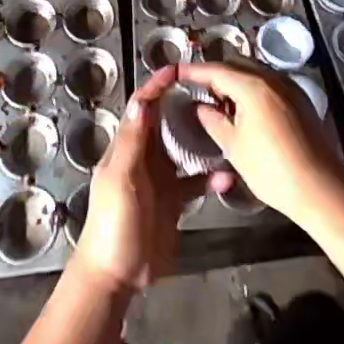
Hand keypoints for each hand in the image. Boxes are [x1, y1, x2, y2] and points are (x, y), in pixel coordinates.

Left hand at [70, 69, 216, 291]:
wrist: (118, 273)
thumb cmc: (115, 222)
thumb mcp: (121, 179)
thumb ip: (132, 143)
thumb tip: (142, 102)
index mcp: (126, 148)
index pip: (142, 108)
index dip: (156, 87)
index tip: (176, 69)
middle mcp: (144, 158)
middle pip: (165, 123)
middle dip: (184, 106)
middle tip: (212, 93)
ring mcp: (160, 180)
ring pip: (184, 150)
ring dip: (202, 140)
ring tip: (226, 128)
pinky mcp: (174, 202)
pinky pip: (196, 182)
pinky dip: (211, 178)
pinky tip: (228, 177)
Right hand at [177, 63, 343, 222]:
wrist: (321, 189)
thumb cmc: (271, 169)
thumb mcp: (233, 146)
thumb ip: (212, 121)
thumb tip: (200, 107)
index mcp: (253, 86)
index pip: (216, 70)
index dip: (193, 71)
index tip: (175, 73)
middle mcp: (273, 79)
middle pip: (236, 64)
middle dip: (215, 74)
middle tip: (198, 92)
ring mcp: (290, 88)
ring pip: (254, 72)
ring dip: (235, 81)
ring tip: (220, 103)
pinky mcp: (300, 100)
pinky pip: (269, 84)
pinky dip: (252, 89)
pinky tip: (245, 111)